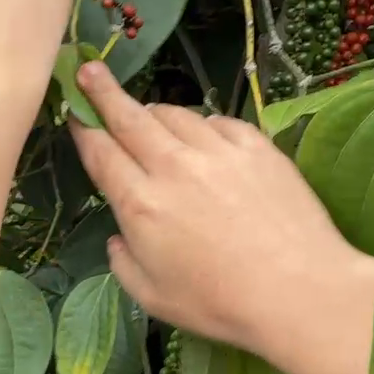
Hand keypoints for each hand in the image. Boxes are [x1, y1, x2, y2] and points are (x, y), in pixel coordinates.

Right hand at [68, 62, 373, 361]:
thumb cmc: (219, 304)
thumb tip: (117, 236)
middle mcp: (173, 166)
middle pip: (130, 117)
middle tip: (89, 69)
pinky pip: (217, 121)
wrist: (300, 292)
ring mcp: (217, 150)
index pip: (100, 153)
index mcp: (141, 203)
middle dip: (104, 91)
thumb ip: (122, 263)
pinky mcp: (255, 146)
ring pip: (174, 114)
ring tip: (150, 120)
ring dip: (155, 114)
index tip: (74, 114)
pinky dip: (201, 126)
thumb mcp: (151, 297)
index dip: (82, 129)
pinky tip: (203, 141)